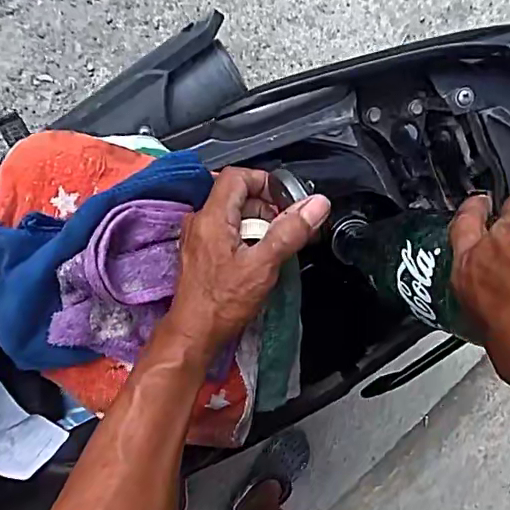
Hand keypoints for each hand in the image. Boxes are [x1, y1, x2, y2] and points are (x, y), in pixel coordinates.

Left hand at [160, 168, 331, 359]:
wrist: (194, 333)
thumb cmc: (221, 304)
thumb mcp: (263, 265)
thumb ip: (290, 232)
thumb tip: (315, 205)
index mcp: (212, 217)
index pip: (237, 176)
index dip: (265, 181)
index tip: (285, 199)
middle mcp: (200, 222)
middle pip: (237, 195)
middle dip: (266, 206)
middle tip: (285, 226)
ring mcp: (198, 238)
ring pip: (232, 214)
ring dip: (257, 223)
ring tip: (274, 246)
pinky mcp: (201, 254)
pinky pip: (226, 232)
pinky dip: (246, 238)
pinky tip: (258, 259)